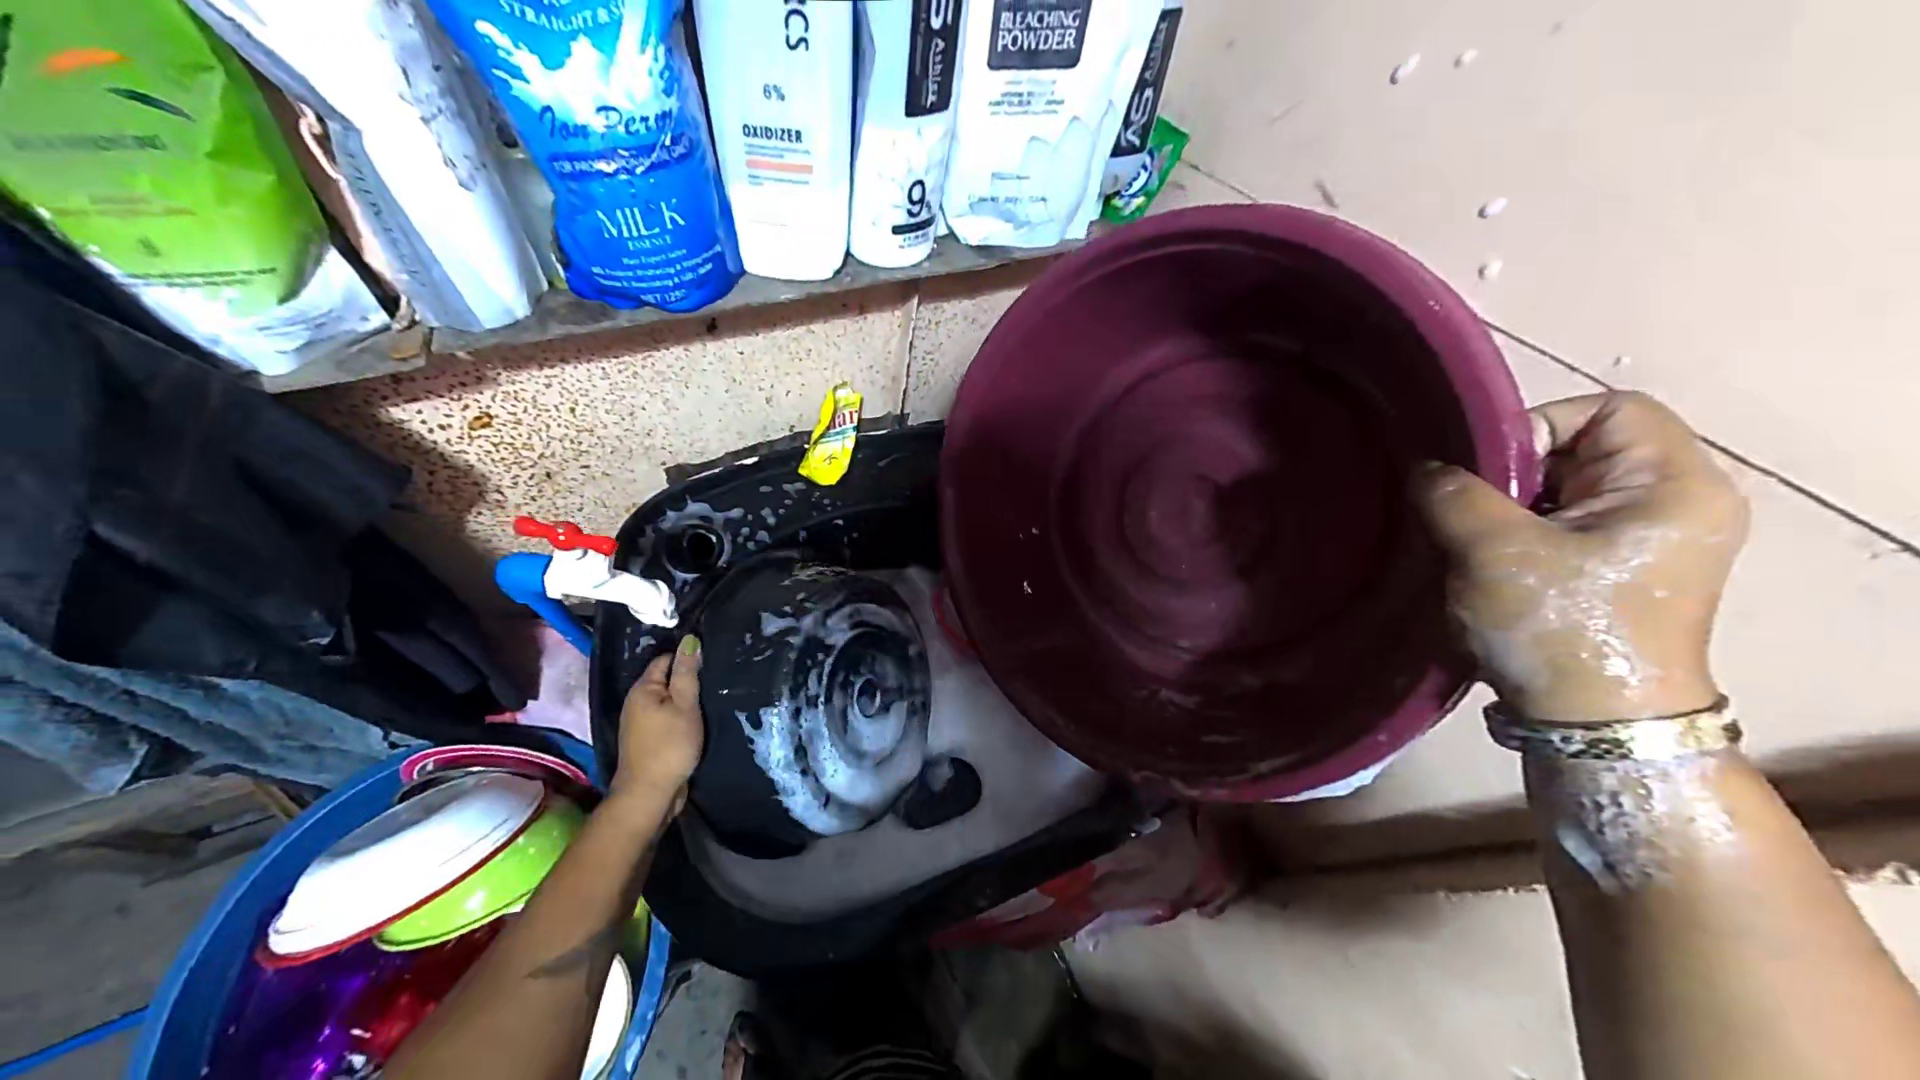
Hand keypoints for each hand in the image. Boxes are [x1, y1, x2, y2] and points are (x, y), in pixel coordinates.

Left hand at [610, 636, 704, 806]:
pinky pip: (665, 716)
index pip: (666, 659)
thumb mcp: (685, 705)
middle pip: (665, 679)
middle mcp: (635, 702)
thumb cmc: (670, 746)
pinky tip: (696, 721)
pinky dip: (679, 716)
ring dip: (684, 700)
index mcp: (642, 689)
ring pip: (666, 700)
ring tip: (709, 700)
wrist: (649, 794)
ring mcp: (638, 722)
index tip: (712, 665)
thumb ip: (687, 673)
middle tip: (715, 682)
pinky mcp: (646, 739)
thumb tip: (689, 640)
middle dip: (687, 679)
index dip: (688, 658)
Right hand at [1412, 392, 1748, 722]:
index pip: (1610, 409)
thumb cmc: (1560, 628)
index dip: (1539, 426)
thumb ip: (1453, 493)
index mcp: (1676, 485)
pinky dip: (1519, 531)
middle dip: (1516, 472)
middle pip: (1585, 448)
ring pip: (1566, 488)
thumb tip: (1423, 465)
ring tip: (1472, 537)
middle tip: (1467, 507)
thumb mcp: (1493, 551)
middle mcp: (1678, 503)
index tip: (1486, 472)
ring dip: (1510, 506)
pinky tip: (1488, 558)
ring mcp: (1651, 540)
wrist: (1593, 726)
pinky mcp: (1621, 569)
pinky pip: (1564, 523)